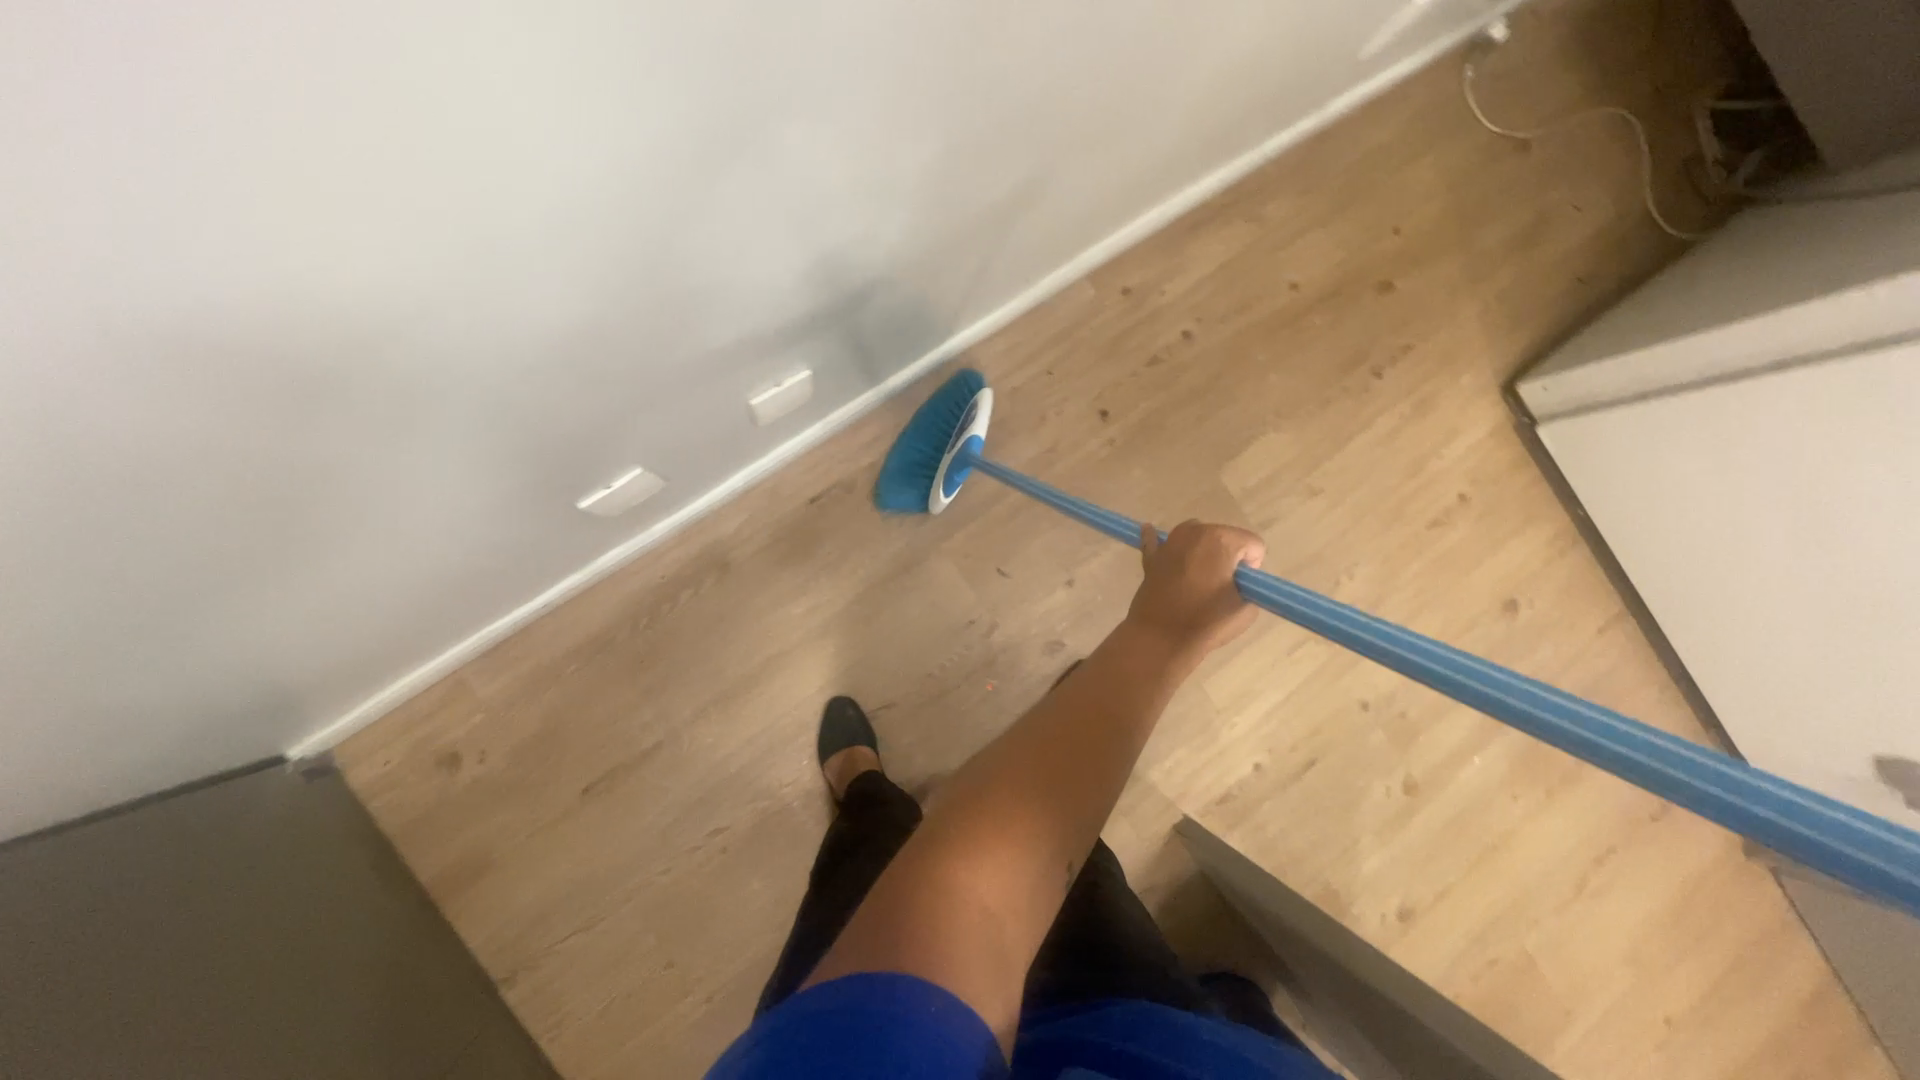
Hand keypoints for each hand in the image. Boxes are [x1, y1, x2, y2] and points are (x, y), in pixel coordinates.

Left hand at [1126, 520, 1263, 658]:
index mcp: (1221, 540)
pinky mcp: (1151, 557)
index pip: (1254, 544)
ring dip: (1202, 550)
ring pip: (1196, 535)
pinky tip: (1152, 533)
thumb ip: (1250, 586)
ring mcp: (1169, 542)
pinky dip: (1159, 540)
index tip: (1241, 586)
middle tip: (1221, 586)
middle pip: (1225, 537)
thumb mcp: (1247, 608)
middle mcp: (1194, 532)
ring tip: (1199, 577)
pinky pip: (1157, 541)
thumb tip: (1236, 580)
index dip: (1252, 567)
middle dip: (1229, 557)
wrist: (1161, 637)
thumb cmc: (1207, 621)